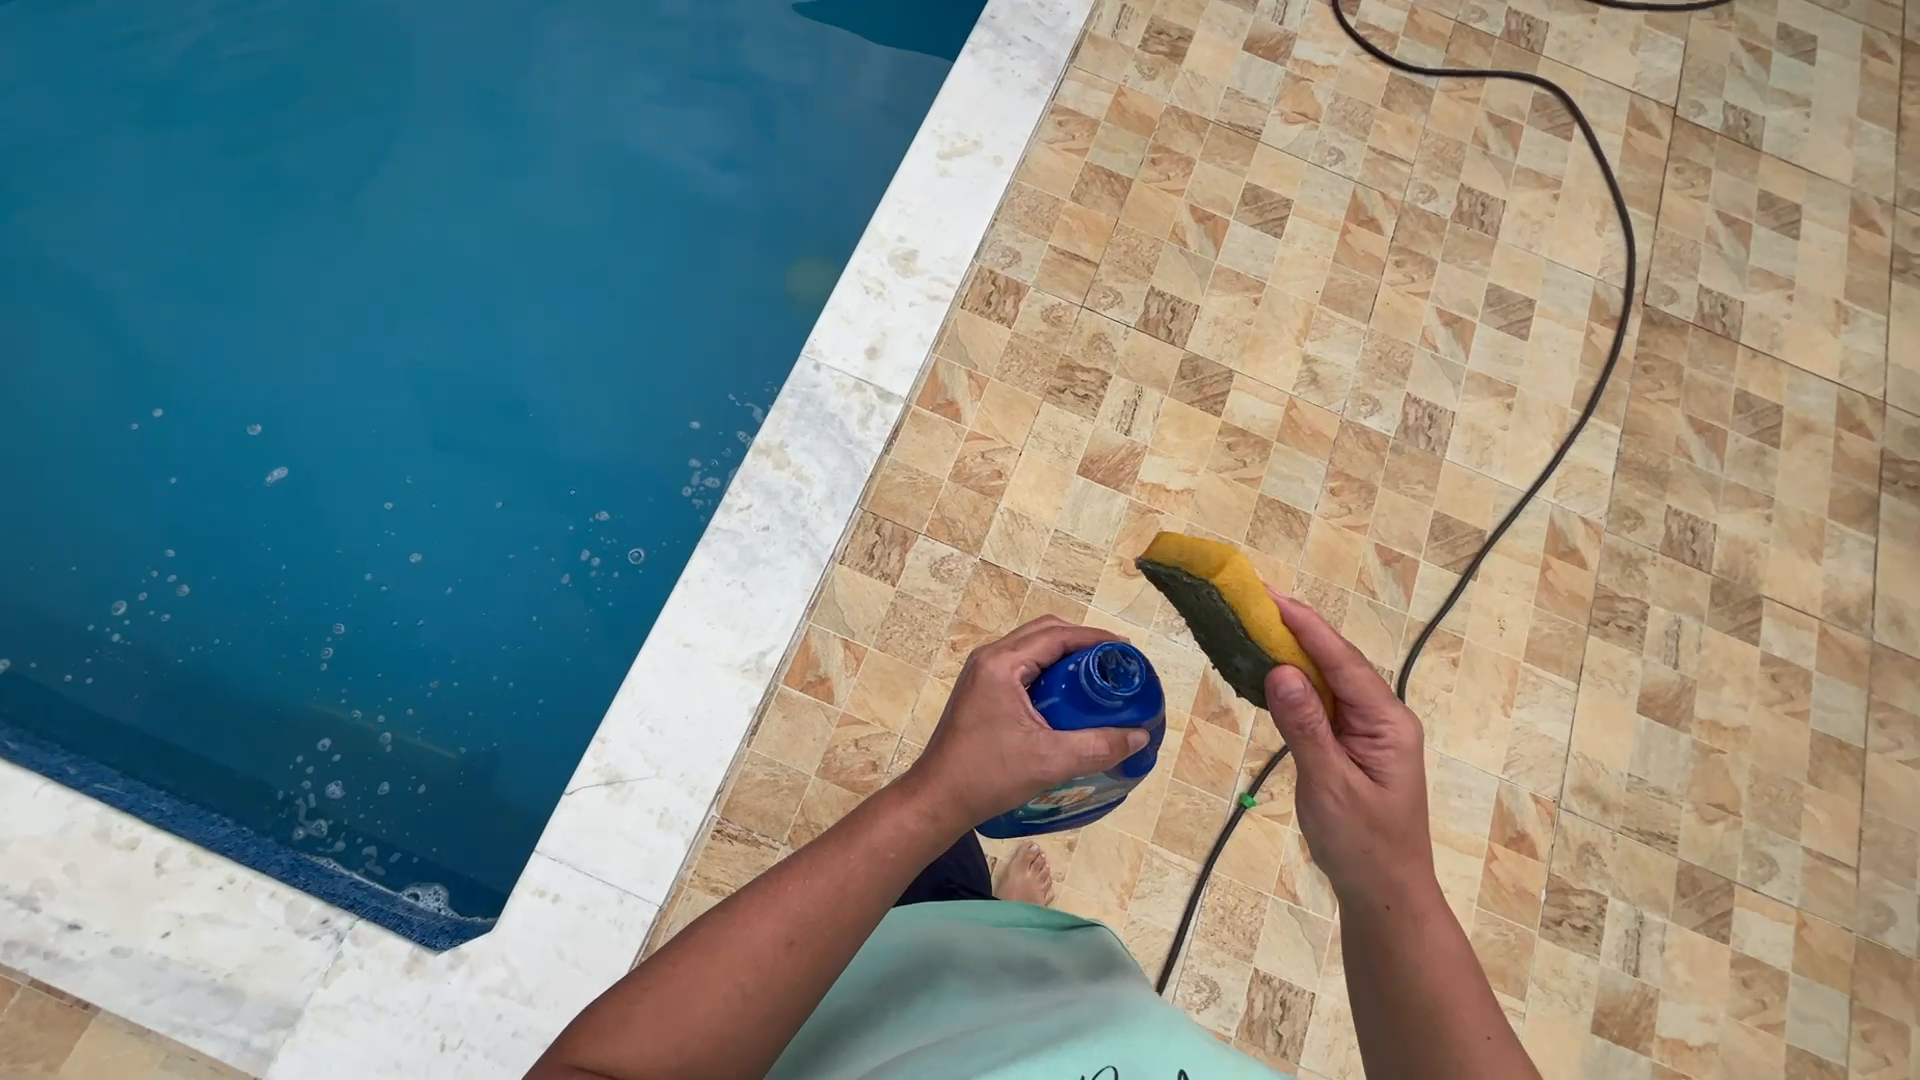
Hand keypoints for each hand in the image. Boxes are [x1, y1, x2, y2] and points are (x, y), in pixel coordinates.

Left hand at [903, 616, 1152, 831]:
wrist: (938, 798)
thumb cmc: (989, 775)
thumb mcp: (1050, 761)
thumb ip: (1098, 746)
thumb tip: (1140, 735)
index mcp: (1002, 663)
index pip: (1057, 635)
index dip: (1095, 638)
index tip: (1127, 650)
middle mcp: (990, 658)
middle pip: (1044, 633)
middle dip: (1082, 642)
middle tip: (1114, 664)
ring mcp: (982, 673)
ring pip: (1032, 648)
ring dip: (1064, 656)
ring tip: (1097, 678)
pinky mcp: (981, 690)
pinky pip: (1021, 666)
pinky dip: (1048, 671)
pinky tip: (1068, 698)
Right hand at [1264, 592, 1434, 905]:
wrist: (1383, 892)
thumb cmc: (1361, 843)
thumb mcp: (1330, 785)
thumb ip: (1306, 726)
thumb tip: (1280, 670)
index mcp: (1387, 723)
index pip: (1343, 663)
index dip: (1308, 627)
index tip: (1273, 596)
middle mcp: (1380, 717)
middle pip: (1337, 662)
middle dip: (1299, 629)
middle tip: (1257, 599)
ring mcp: (1365, 729)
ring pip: (1327, 679)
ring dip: (1293, 651)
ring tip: (1257, 622)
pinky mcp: (1348, 742)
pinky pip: (1320, 701)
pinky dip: (1292, 682)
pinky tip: (1269, 669)